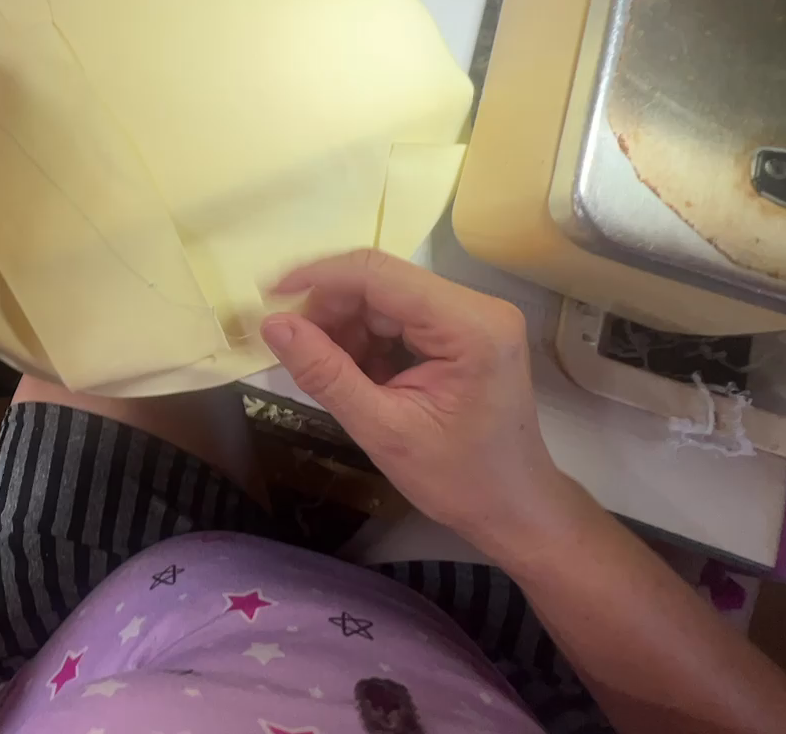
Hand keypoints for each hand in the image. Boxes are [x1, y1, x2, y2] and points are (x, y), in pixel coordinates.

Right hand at [258, 249, 579, 553]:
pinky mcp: (456, 327)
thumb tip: (272, 324)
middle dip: (327, 311)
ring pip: (377, 297)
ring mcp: (466, 315)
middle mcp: (473, 306)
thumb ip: (324, 374)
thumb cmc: (460, 480)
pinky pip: (390, 314)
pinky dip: (360, 339)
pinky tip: (354, 373)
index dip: (317, 278)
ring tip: (329, 373)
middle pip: (376, 283)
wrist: (516, 511)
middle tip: (294, 349)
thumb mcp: (382, 430)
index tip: (269, 297)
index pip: (377, 275)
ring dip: (341, 328)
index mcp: (468, 326)